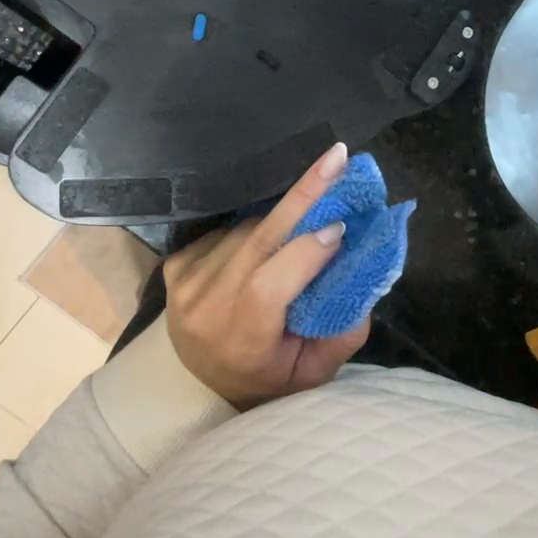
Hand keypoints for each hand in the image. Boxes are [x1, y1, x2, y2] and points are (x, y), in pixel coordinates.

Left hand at [164, 143, 369, 408]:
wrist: (206, 380)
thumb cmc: (270, 377)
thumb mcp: (314, 371)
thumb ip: (343, 330)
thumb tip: (362, 268)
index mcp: (240, 341)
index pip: (267, 286)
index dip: (305, 252)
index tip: (342, 227)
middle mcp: (204, 308)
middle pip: (256, 240)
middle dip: (302, 195)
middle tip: (336, 157)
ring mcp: (184, 283)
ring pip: (246, 230)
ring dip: (281, 221)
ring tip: (303, 231)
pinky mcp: (175, 265)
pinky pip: (227, 230)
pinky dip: (255, 230)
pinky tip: (266, 245)